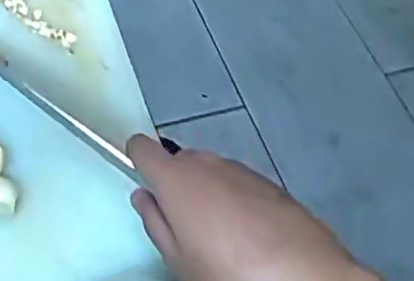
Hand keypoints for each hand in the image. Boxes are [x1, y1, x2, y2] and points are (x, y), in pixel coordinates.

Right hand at [125, 136, 376, 280]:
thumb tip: (144, 198)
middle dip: (182, 186)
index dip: (140, 161)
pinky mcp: (274, 185)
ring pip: (214, 174)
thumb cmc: (231, 274)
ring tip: (232, 239)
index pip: (140, 146)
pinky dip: (245, 204)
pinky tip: (260, 241)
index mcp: (173, 176)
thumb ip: (155, 223)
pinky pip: (245, 187)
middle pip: (180, 162)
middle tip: (193, 228)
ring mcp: (240, 170)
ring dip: (214, 194)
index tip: (148, 185)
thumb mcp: (180, 262)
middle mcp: (203, 162)